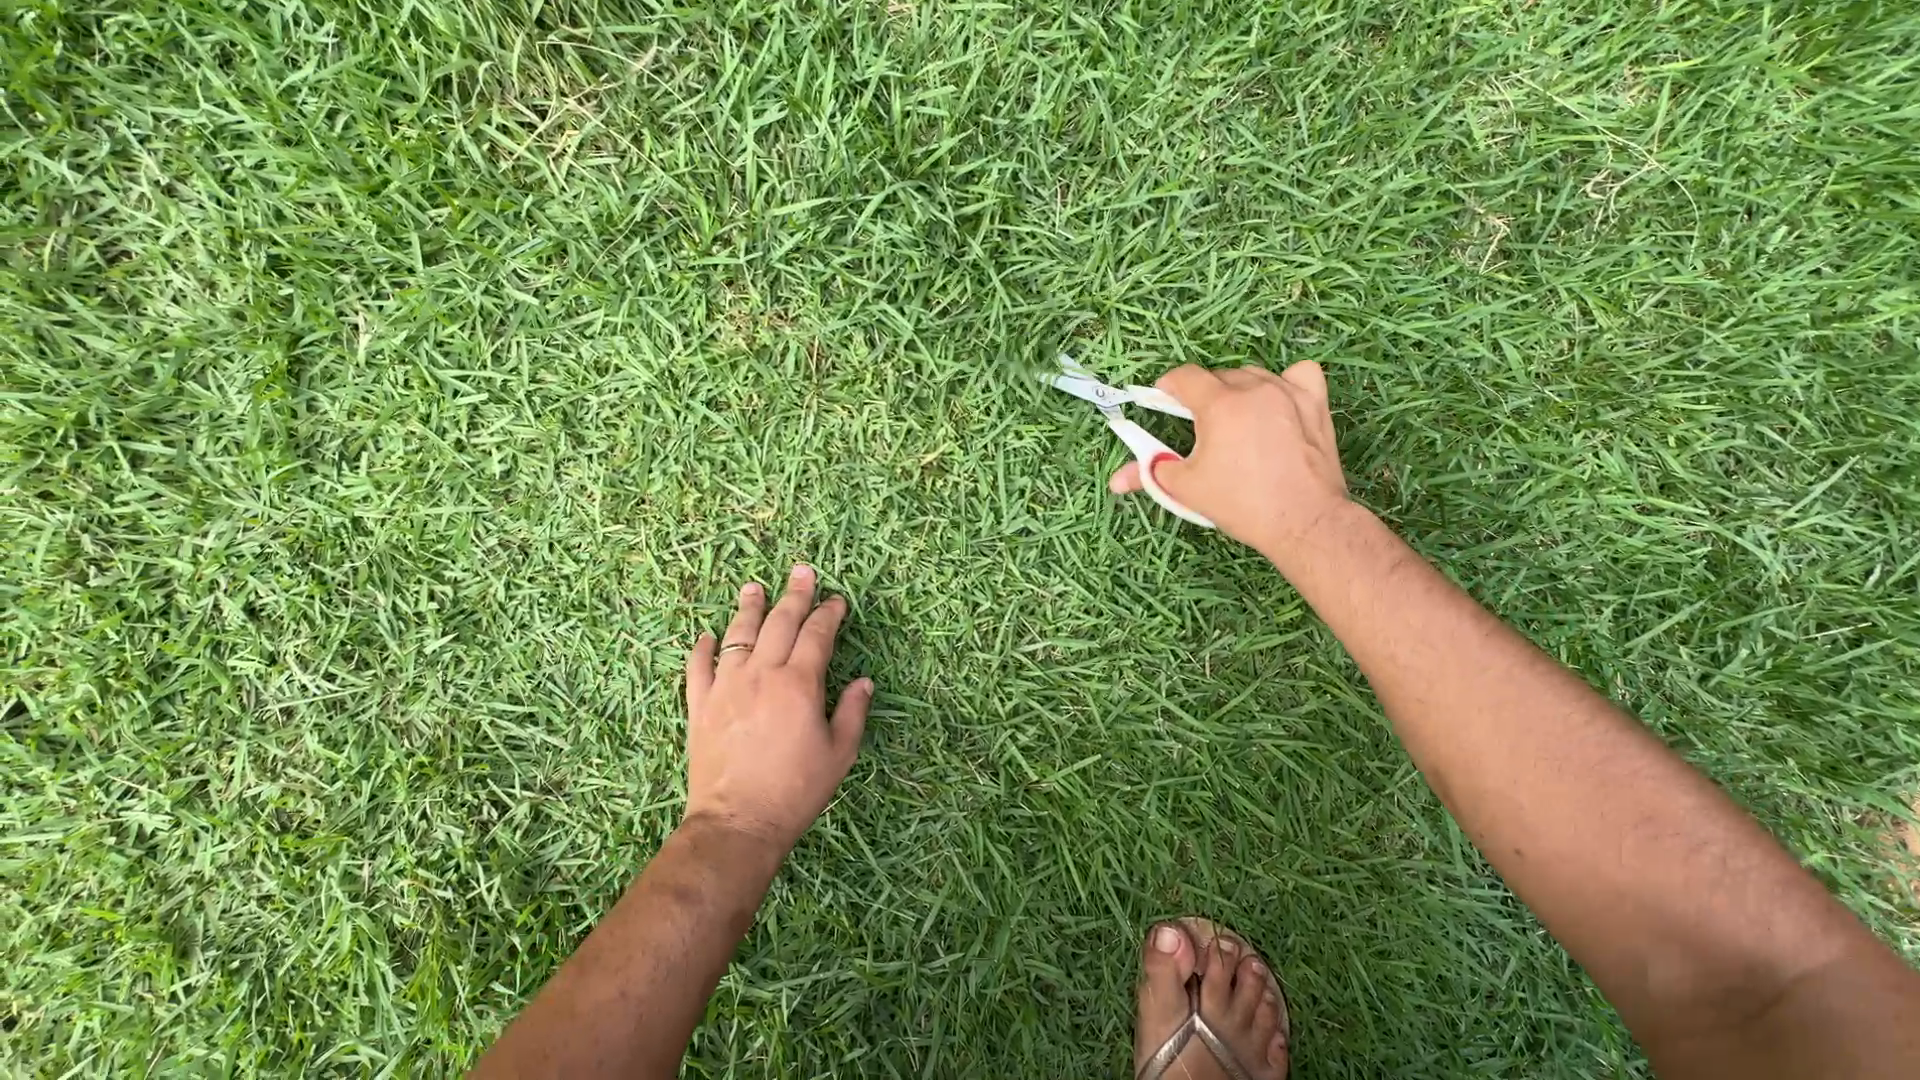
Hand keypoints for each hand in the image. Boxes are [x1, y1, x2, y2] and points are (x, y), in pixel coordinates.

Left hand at [682, 564, 872, 851]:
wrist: (738, 822)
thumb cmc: (796, 790)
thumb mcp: (840, 754)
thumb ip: (853, 712)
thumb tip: (864, 681)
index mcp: (799, 683)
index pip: (817, 634)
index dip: (829, 613)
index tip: (837, 600)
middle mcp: (761, 674)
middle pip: (779, 623)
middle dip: (794, 594)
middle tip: (801, 571)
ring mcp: (726, 687)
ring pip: (737, 635)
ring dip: (748, 608)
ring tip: (753, 586)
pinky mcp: (700, 705)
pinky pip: (698, 667)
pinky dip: (703, 648)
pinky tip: (708, 635)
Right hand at [1110, 361, 1351, 555]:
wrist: (1303, 520)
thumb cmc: (1241, 504)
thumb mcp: (1186, 489)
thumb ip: (1150, 474)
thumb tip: (1116, 481)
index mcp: (1219, 405)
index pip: (1184, 376)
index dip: (1167, 387)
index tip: (1162, 401)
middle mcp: (1254, 389)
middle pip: (1218, 376)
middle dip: (1202, 395)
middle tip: (1198, 427)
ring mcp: (1289, 392)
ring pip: (1253, 376)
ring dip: (1237, 391)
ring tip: (1234, 421)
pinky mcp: (1315, 404)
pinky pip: (1298, 375)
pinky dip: (1285, 383)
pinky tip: (1278, 404)